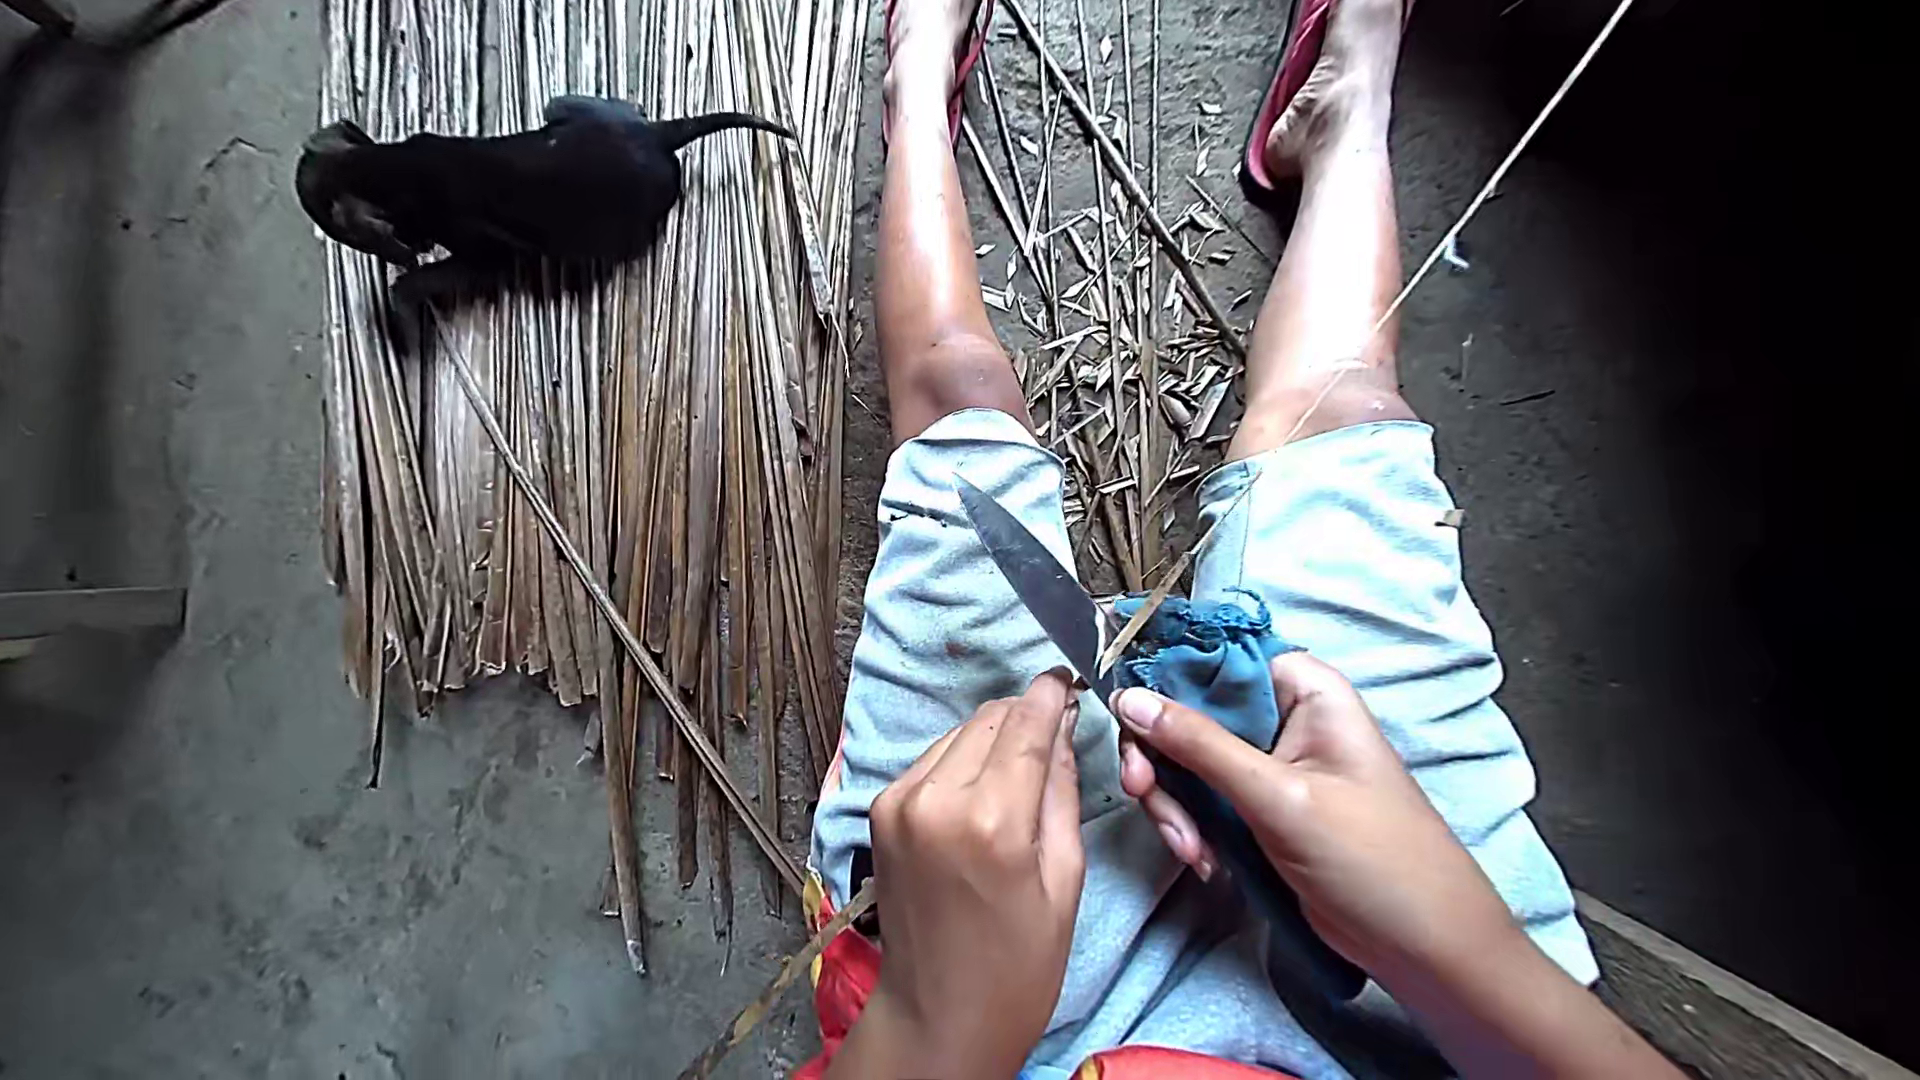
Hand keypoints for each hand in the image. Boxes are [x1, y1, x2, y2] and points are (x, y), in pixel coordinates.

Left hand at [832, 669, 1085, 1079]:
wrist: (934, 1017)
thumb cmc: (1018, 964)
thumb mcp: (1064, 879)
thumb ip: (1062, 789)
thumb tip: (1062, 726)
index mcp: (992, 821)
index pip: (1026, 727)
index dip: (1048, 694)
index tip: (1064, 677)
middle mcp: (937, 797)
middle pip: (990, 719)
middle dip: (1024, 713)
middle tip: (1052, 723)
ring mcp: (900, 798)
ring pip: (960, 731)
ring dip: (994, 732)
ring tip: (1019, 757)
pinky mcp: (881, 806)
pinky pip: (934, 756)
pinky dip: (962, 755)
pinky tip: (980, 780)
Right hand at [1111, 652, 1521, 988]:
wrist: (1427, 956)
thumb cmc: (1372, 859)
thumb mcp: (1277, 796)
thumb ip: (1198, 743)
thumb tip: (1126, 698)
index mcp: (1298, 686)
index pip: (1210, 660)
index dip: (1162, 682)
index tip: (1130, 721)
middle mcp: (1276, 712)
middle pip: (1186, 710)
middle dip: (1160, 758)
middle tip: (1142, 792)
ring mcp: (1262, 758)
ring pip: (1183, 755)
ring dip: (1173, 802)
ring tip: (1190, 850)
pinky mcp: (1253, 799)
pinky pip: (1197, 793)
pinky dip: (1189, 823)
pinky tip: (1204, 860)